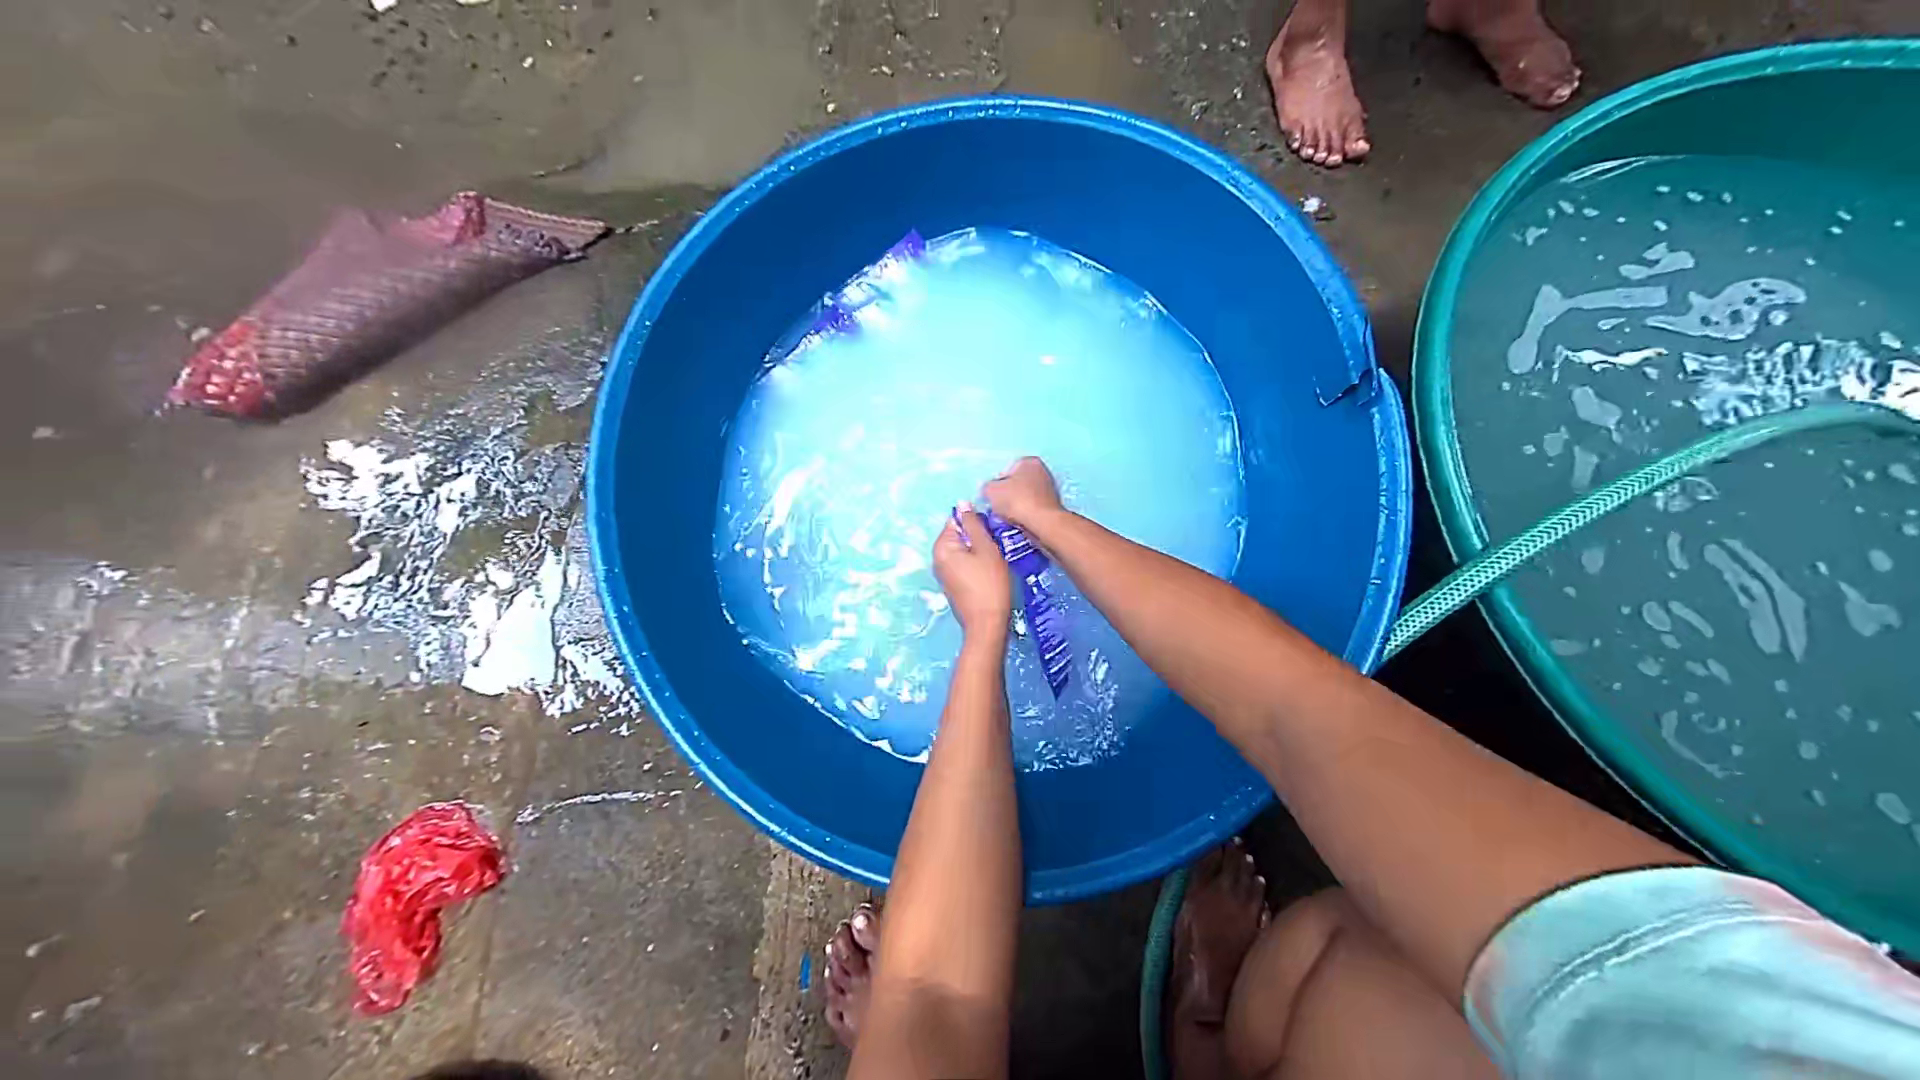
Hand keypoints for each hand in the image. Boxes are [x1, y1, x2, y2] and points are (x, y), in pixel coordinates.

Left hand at [933, 502, 1012, 637]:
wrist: (987, 624)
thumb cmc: (990, 584)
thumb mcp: (986, 549)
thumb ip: (973, 525)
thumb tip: (962, 503)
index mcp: (942, 547)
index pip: (956, 520)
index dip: (976, 522)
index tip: (992, 531)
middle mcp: (937, 559)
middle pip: (959, 536)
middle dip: (978, 537)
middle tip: (997, 546)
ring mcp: (944, 574)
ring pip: (963, 551)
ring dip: (979, 551)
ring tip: (996, 559)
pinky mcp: (953, 586)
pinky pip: (964, 565)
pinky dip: (977, 565)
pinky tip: (991, 573)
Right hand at [981, 457, 1062, 530]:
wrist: (1042, 522)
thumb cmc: (1016, 500)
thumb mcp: (991, 491)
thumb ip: (986, 487)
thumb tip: (988, 490)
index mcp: (1028, 461)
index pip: (1006, 470)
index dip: (996, 484)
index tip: (992, 496)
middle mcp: (1043, 470)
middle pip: (1017, 483)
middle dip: (1007, 494)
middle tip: (999, 506)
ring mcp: (1050, 488)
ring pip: (1025, 496)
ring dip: (1016, 505)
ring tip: (1009, 516)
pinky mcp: (1053, 505)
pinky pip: (1032, 507)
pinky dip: (1026, 513)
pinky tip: (1020, 520)